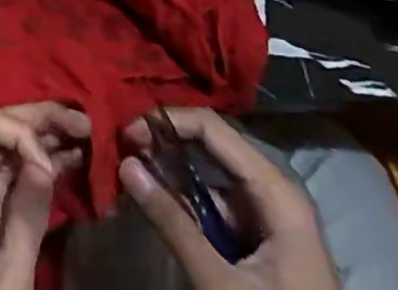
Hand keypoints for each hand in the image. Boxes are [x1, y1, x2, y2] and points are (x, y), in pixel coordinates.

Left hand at [0, 102, 91, 289]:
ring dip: (52, 132)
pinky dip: (52, 157)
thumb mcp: (6, 282)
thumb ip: (24, 220)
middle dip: (41, 118)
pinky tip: (79, 156)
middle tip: (86, 124)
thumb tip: (43, 161)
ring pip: (16, 141)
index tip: (48, 165)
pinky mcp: (2, 207)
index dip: (18, 132)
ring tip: (89, 133)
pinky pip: (25, 168)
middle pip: (0, 125)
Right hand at [120, 108, 339, 289]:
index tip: (126, 132)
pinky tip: (156, 201)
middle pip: (214, 146)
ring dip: (172, 171)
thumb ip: (173, 223)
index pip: (214, 129)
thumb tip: (127, 167)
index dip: (169, 122)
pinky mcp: (258, 237)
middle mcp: (274, 188)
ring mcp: (267, 213)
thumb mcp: (220, 284)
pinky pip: (217, 203)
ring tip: (129, 169)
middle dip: (167, 143)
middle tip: (121, 147)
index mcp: (276, 189)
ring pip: (212, 175)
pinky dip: (185, 200)